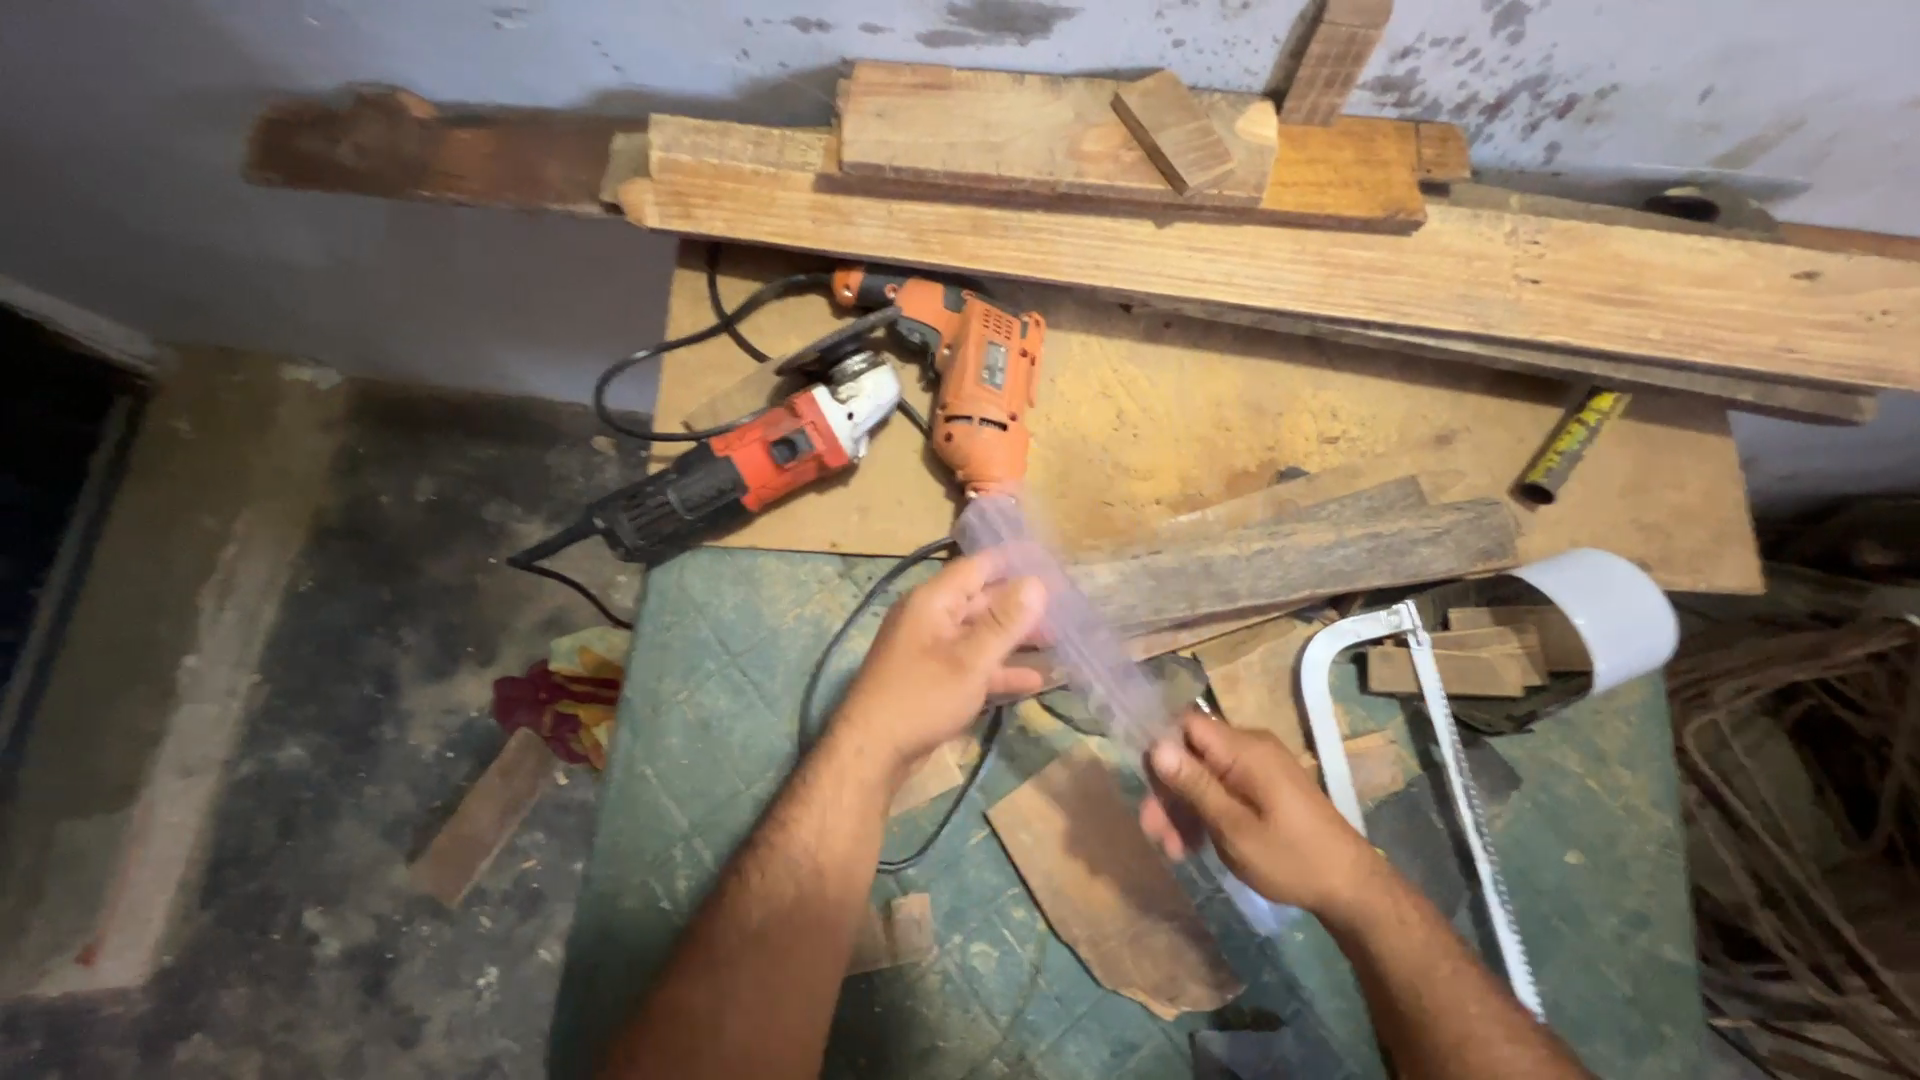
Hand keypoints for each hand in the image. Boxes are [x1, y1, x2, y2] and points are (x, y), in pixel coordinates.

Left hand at [831, 551, 1046, 777]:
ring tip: (1056, 640)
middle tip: (1063, 605)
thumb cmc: (922, 697)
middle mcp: (929, 618)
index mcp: (932, 601)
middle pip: (980, 601)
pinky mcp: (933, 679)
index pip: (976, 567)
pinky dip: (999, 669)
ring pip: (979, 635)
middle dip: (1019, 604)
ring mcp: (930, 650)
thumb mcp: (970, 660)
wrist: (873, 751)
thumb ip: (1005, 622)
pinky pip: (971, 664)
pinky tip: (1033, 679)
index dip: (1012, 561)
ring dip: (1013, 638)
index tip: (1047, 558)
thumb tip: (1037, 582)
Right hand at [1140, 710, 1382, 915]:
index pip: (1186, 724)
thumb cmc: (1292, 858)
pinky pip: (1221, 786)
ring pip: (1203, 774)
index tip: (1145, 785)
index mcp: (1244, 750)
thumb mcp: (1235, 828)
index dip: (1160, 747)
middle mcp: (1250, 748)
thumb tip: (1155, 746)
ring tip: (1172, 849)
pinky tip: (1192, 844)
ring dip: (1183, 807)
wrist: (1351, 886)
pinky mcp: (1263, 786)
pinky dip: (1204, 811)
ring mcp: (1258, 767)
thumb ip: (1195, 785)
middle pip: (1191, 753)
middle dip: (1168, 790)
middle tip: (1154, 832)